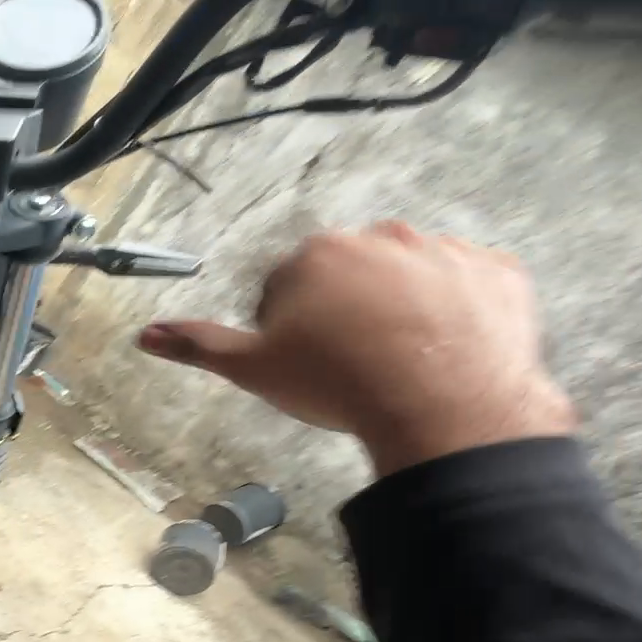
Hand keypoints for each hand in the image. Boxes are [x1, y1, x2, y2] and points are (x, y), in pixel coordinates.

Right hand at [135, 221, 577, 475]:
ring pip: (403, 276)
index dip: (284, 324)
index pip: (284, 285)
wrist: (442, 405)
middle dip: (339, 307)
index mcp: (315, 256)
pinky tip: (435, 348)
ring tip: (390, 357)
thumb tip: (143, 334)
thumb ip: (196, 345)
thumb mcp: (249, 368)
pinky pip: (463, 284)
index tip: (297, 357)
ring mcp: (445, 250)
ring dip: (392, 306)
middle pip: (345, 273)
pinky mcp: (498, 271)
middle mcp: (381, 237)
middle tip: (340, 358)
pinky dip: (448, 309)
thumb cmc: (333, 381)